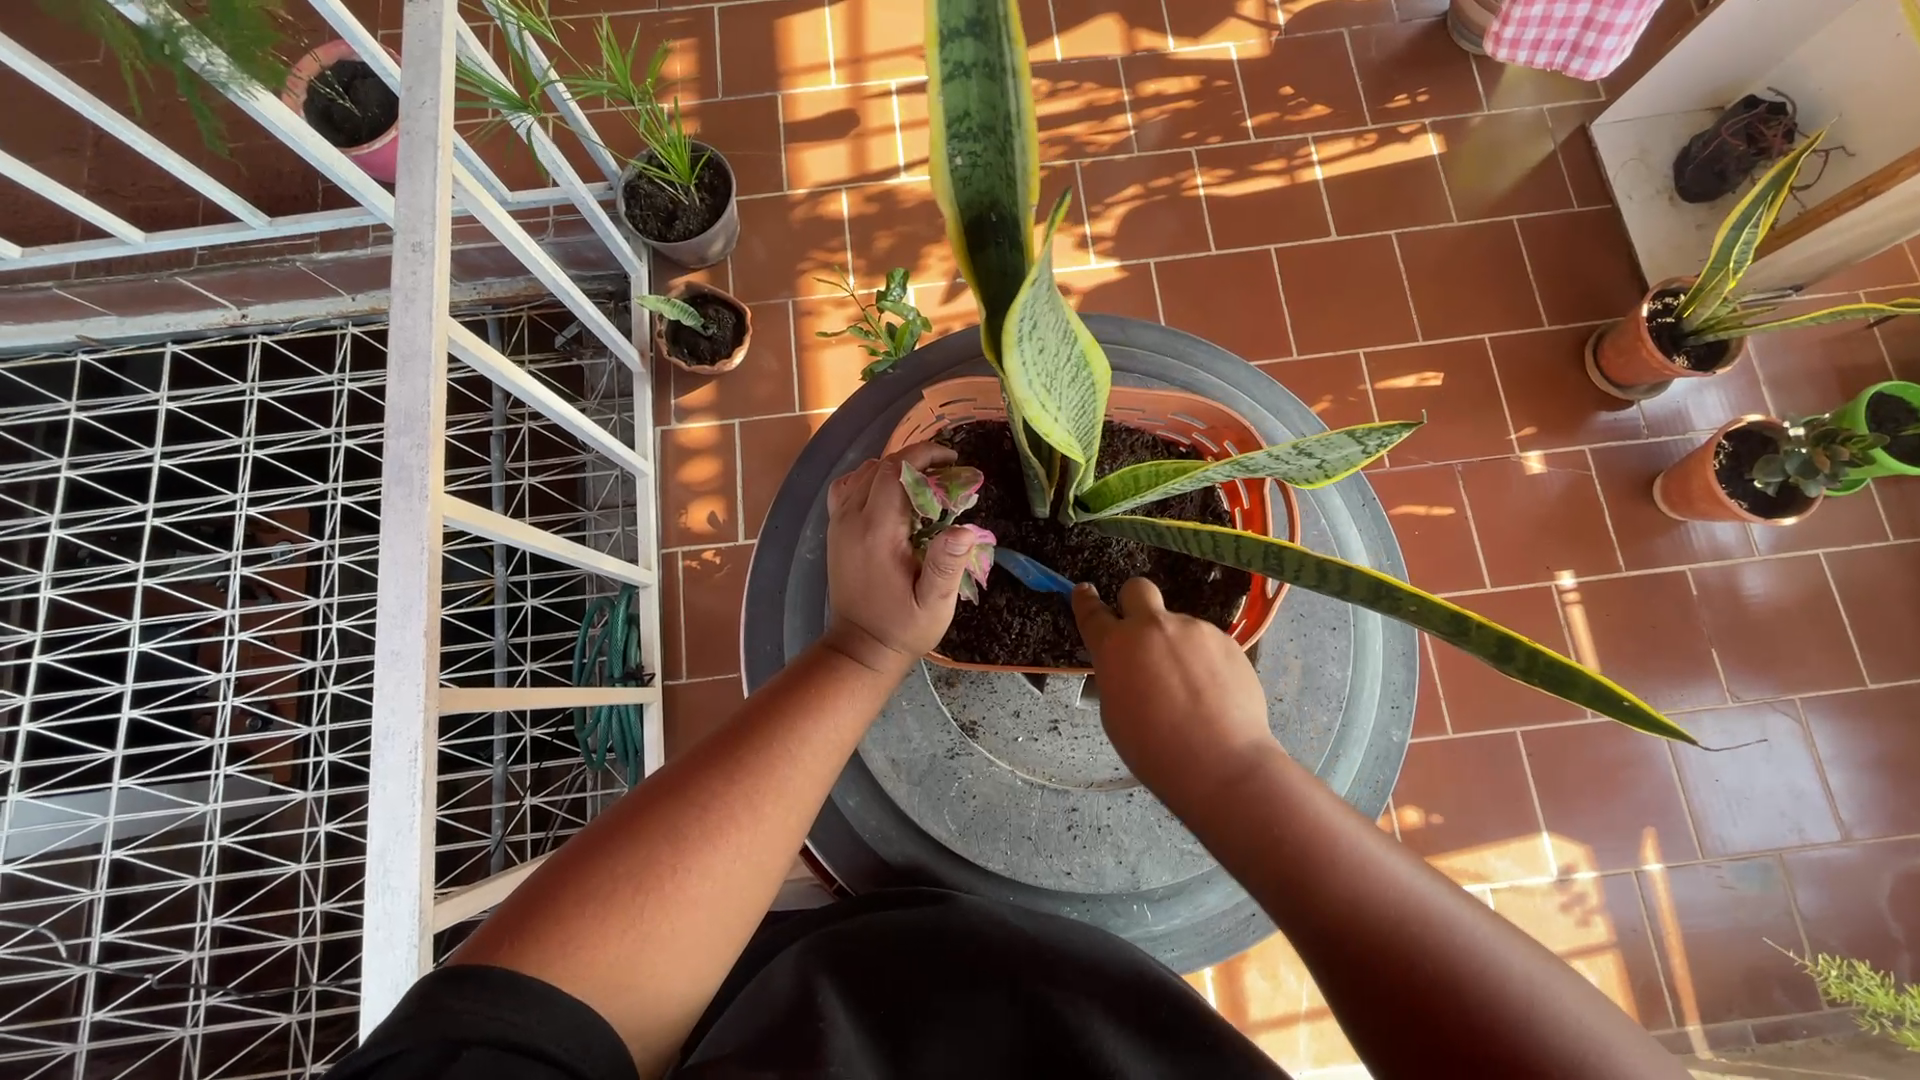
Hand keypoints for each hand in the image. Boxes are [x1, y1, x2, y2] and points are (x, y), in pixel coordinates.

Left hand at [823, 442, 979, 674]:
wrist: (860, 648)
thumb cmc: (902, 628)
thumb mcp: (935, 604)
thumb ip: (948, 565)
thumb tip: (965, 530)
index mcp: (877, 532)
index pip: (895, 471)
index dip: (924, 455)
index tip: (952, 459)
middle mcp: (852, 520)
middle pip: (880, 466)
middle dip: (914, 459)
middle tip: (946, 470)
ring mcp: (838, 523)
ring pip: (862, 473)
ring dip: (894, 468)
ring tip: (923, 481)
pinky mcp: (835, 530)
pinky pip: (848, 488)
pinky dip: (870, 479)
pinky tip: (891, 494)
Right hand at [1073, 578, 1275, 803]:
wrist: (1220, 762)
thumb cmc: (1154, 749)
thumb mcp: (1115, 712)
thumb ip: (1117, 675)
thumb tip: (1128, 666)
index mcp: (1115, 646)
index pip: (1092, 612)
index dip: (1085, 600)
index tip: (1085, 592)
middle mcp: (1152, 628)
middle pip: (1137, 589)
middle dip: (1134, 602)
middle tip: (1141, 632)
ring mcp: (1193, 630)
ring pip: (1177, 625)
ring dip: (1176, 645)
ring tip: (1189, 689)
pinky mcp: (1226, 640)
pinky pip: (1207, 642)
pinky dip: (1204, 661)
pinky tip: (1212, 693)